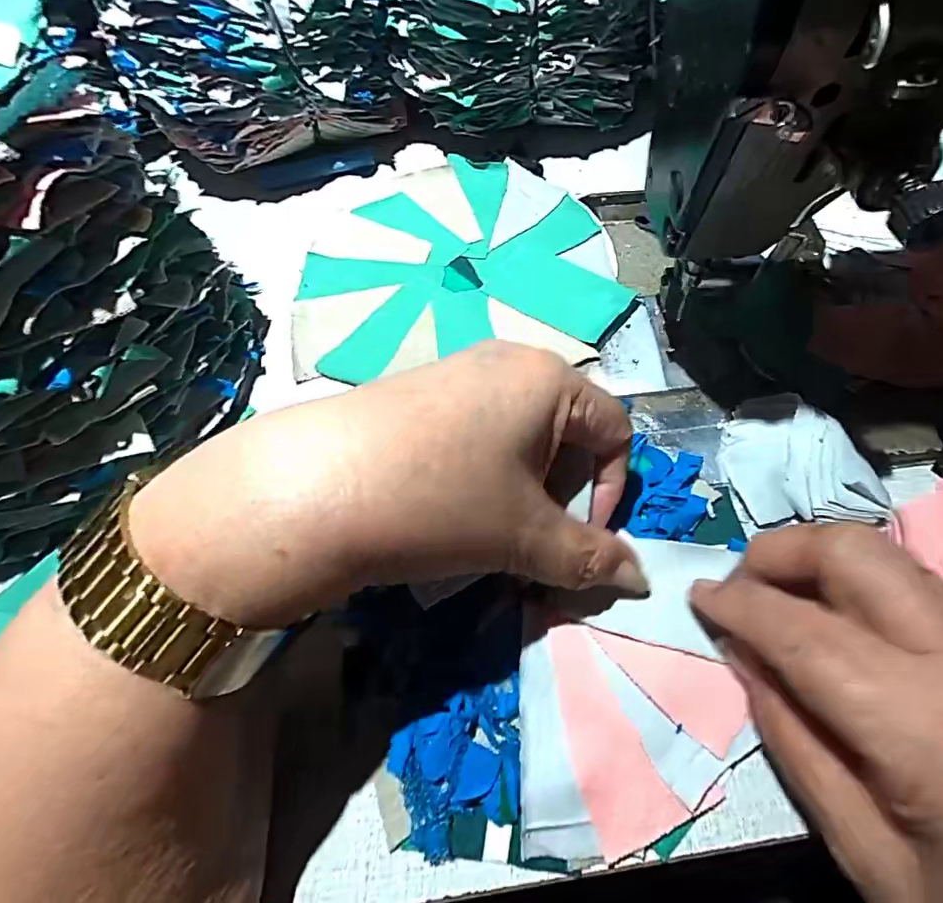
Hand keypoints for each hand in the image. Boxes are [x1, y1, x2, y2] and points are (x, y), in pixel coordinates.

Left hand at [128, 342, 646, 627]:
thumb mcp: (524, 536)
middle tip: (530, 538)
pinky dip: (487, 472)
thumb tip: (642, 582)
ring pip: (526, 435)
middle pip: (571, 432)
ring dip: (526, 488)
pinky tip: (449, 507)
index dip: (609, 492)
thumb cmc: (438, 502)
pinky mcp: (424, 390)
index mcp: (551, 379)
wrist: (300, 491)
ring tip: (489, 528)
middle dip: (563, 493)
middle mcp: (513, 361)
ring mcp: (463, 370)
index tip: (576, 537)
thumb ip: (590, 558)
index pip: (617, 432)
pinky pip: (483, 429)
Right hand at [690, 525, 942, 902]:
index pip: (814, 636)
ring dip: (815, 554)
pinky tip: (827, 608)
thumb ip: (798, 748)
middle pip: (855, 555)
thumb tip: (744, 658)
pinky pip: (908, 576)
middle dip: (781, 551)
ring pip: (883, 550)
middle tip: (736, 583)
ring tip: (772, 590)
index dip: (746, 607)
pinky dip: (852, 574)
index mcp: (934, 734)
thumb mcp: (870, 860)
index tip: (700, 596)